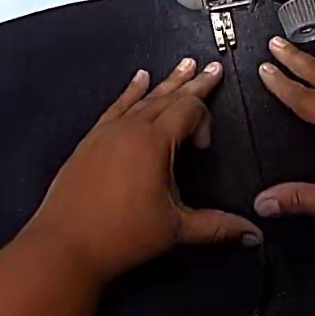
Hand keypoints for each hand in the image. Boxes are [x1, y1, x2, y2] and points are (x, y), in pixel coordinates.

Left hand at [26, 59, 259, 285]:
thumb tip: (252, 235)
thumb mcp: (175, 229)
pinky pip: (116, 106)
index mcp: (154, 142)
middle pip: (170, 96)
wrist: (61, 249)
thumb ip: (218, 227)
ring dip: (168, 82)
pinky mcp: (91, 141)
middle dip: (194, 83)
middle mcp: (131, 130)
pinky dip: (131, 91)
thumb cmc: (117, 238)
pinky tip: (138, 80)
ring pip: (145, 98)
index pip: (189, 110)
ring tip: (184, 66)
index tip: (203, 146)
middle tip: (211, 68)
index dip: (204, 121)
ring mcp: (108, 132)